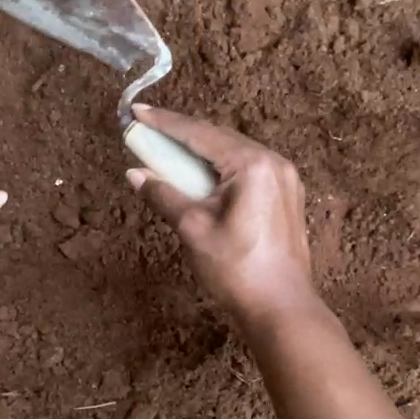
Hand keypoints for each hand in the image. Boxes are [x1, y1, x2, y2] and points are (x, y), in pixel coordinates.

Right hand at [126, 104, 318, 330]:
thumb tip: (135, 174)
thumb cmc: (235, 269)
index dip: (165, 123)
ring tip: (167, 153)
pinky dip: (216, 169)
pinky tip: (197, 177)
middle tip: (147, 132)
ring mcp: (284, 179)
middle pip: (218, 139)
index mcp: (253, 165)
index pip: (200, 134)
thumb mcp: (192, 229)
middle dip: (181, 136)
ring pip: (232, 154)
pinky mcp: (284, 196)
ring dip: (197, 153)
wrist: (279, 306)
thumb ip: (163, 195)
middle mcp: (274, 162)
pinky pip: (244, 171)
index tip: (137, 111)